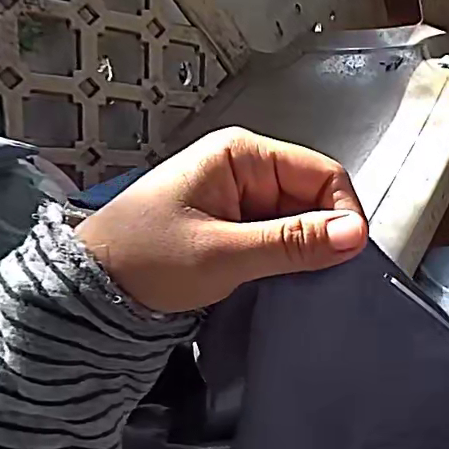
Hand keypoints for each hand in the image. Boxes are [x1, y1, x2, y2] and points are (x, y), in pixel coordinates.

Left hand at [75, 127, 367, 311]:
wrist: (94, 292)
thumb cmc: (143, 259)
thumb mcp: (224, 253)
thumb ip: (292, 243)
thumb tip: (355, 234)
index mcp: (242, 155)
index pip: (323, 174)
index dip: (344, 213)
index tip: (348, 255)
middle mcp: (248, 170)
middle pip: (317, 197)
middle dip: (327, 235)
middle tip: (323, 274)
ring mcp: (245, 199)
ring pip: (305, 221)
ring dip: (310, 250)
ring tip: (302, 279)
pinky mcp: (242, 226)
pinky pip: (286, 238)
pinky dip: (294, 259)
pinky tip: (288, 279)